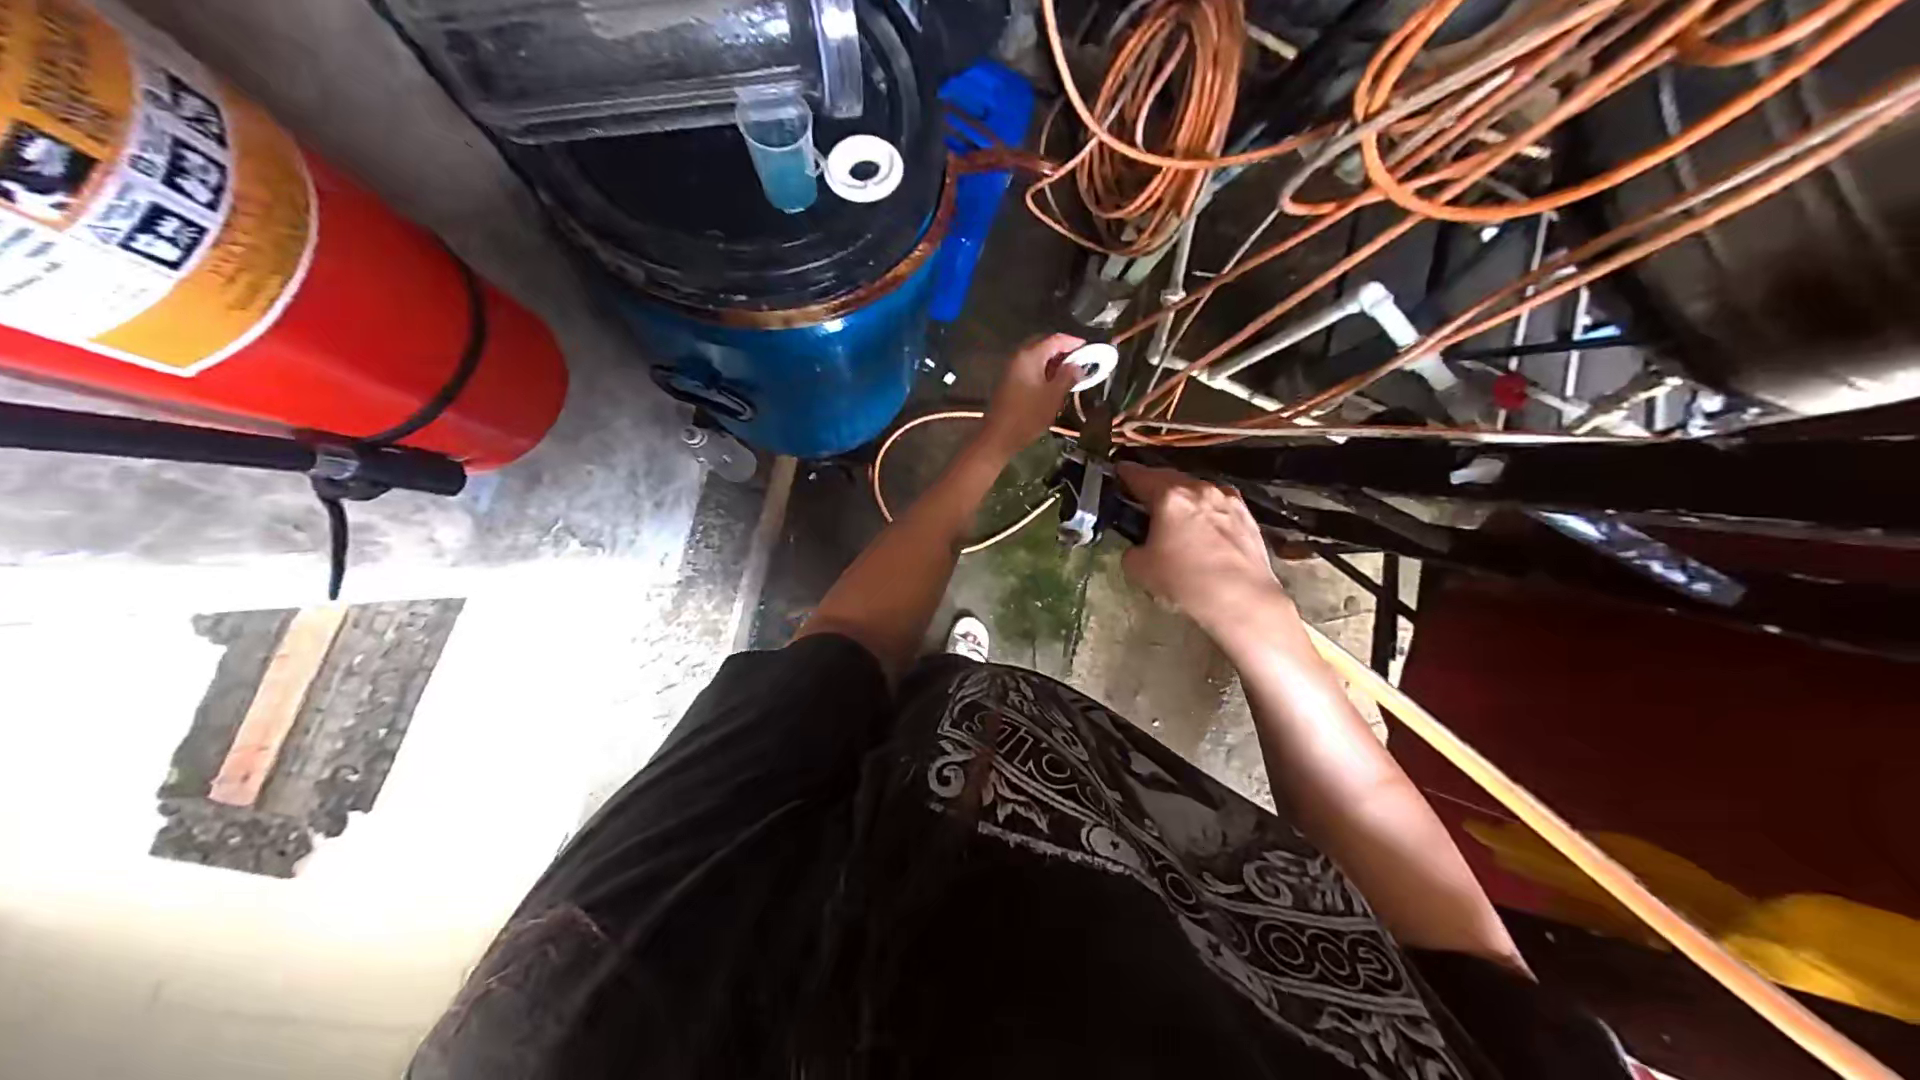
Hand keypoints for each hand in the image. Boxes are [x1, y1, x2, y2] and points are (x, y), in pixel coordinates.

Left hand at [978, 333, 1084, 456]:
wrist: (999, 436)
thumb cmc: (1028, 415)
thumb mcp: (1053, 396)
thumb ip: (1067, 377)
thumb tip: (1077, 365)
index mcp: (1029, 356)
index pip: (1055, 339)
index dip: (1073, 342)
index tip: (1088, 348)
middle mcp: (1018, 357)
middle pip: (1043, 344)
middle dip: (1062, 349)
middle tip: (1078, 359)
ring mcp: (1011, 368)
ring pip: (1036, 356)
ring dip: (1052, 360)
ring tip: (1069, 371)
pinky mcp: (1008, 381)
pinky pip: (1029, 367)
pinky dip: (1042, 369)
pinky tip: (1052, 381)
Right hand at [1115, 462, 1288, 632]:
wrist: (1243, 600)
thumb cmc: (1186, 581)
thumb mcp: (1140, 569)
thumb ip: (1132, 550)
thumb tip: (1139, 548)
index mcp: (1169, 496)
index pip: (1140, 476)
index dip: (1125, 473)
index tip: (1119, 472)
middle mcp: (1200, 489)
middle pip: (1170, 479)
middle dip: (1155, 485)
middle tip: (1143, 496)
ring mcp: (1228, 500)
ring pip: (1198, 491)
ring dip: (1184, 498)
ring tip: (1176, 515)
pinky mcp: (1248, 517)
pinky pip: (1218, 506)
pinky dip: (1206, 512)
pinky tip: (1205, 530)